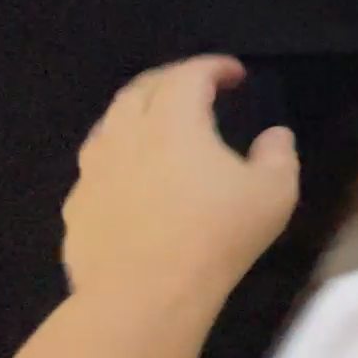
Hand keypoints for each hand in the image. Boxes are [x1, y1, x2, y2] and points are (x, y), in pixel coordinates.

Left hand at [61, 56, 299, 318]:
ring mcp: (95, 172)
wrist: (147, 290)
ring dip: (141, 111)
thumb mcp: (276, 189)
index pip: (186, 78)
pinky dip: (124, 148)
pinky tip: (142, 169)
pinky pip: (99, 160)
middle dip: (172, 80)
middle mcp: (127, 138)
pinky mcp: (79, 203)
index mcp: (176, 127)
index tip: (237, 72)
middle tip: (201, 85)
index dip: (212, 67)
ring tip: (167, 122)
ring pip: (110, 123)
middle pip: (139, 92)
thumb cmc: (220, 231)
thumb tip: (274, 134)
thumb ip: (278, 154)